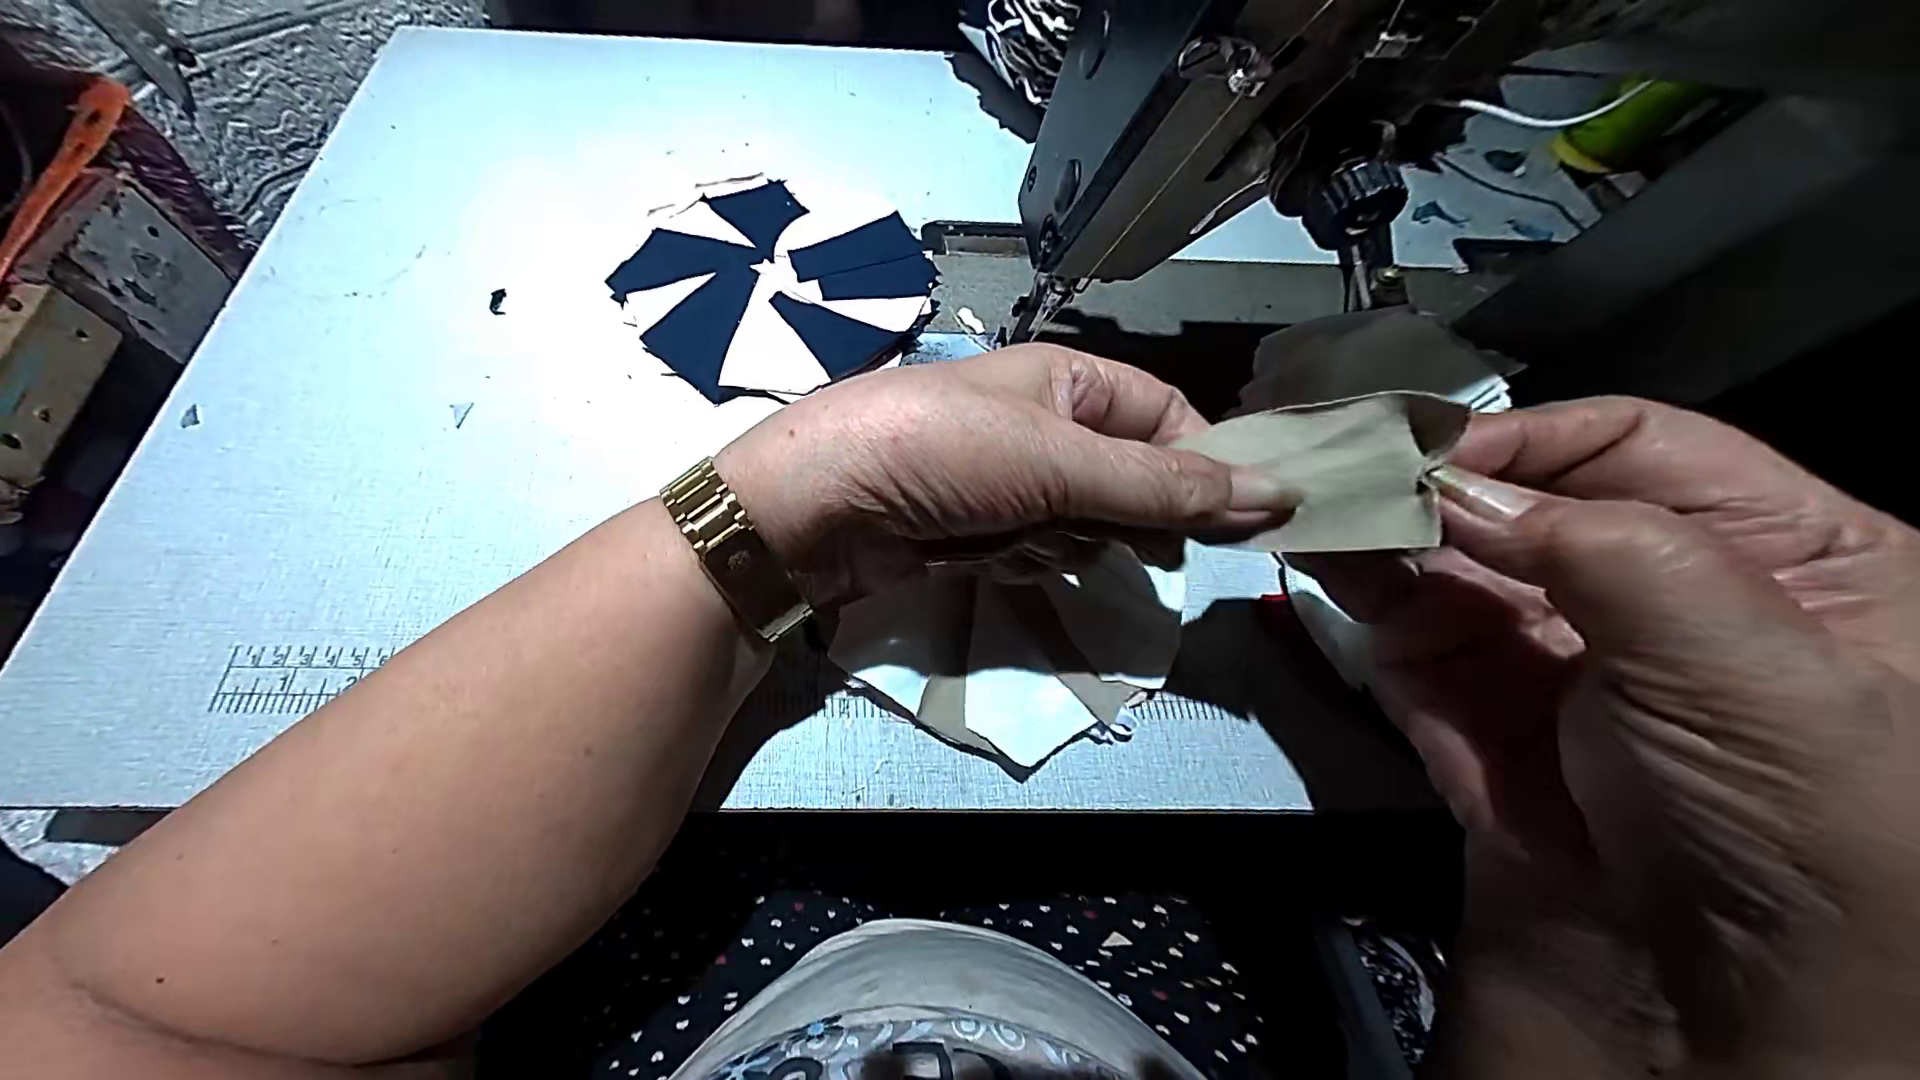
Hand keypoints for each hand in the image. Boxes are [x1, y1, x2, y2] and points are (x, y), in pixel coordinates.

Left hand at [714, 345, 1293, 605]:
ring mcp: (1012, 483)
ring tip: (1013, 534)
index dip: (1203, 465)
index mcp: (1069, 382)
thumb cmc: (943, 456)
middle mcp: (1046, 427)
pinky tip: (982, 554)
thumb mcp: (1059, 462)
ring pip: (1086, 525)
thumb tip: (1275, 493)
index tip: (1234, 520)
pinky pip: (1039, 552)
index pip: (1168, 418)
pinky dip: (1023, 561)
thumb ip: (1163, 486)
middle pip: (1130, 479)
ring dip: (1062, 542)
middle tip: (1099, 532)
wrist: (819, 509)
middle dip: (1120, 515)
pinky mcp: (982, 530)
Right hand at [1306, 397, 1919, 1071]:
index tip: (1434, 450)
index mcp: (1749, 538)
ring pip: (1424, 535)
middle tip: (1344, 462)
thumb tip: (1447, 487)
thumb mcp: (1742, 669)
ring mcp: (1509, 612)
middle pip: (1500, 487)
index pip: (1624, 440)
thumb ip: (1604, 551)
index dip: (1527, 436)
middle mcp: (1611, 563)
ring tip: (1312, 497)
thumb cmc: (1779, 807)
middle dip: (1423, 474)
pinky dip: (1340, 568)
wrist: (1674, 964)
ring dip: (1366, 516)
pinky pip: (1379, 596)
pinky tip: (1308, 544)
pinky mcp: (1433, 658)